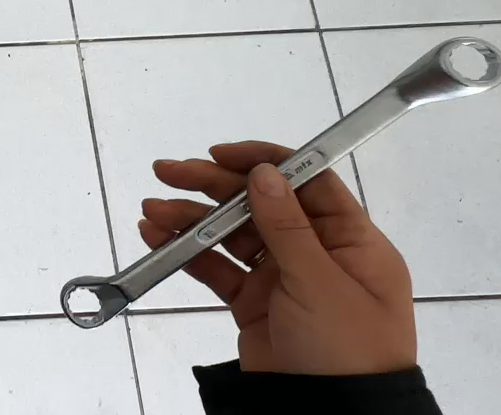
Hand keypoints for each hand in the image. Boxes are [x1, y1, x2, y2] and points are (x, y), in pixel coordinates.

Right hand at [138, 141, 416, 375]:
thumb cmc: (343, 346)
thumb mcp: (319, 284)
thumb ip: (287, 226)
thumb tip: (264, 172)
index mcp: (349, 245)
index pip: (308, 184)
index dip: (265, 163)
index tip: (220, 154)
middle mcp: (315, 253)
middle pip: (256, 202)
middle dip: (209, 185)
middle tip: (164, 172)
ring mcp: (280, 276)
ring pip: (228, 231)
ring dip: (188, 217)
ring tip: (150, 211)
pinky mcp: (251, 299)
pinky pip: (214, 264)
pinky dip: (184, 249)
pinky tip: (154, 235)